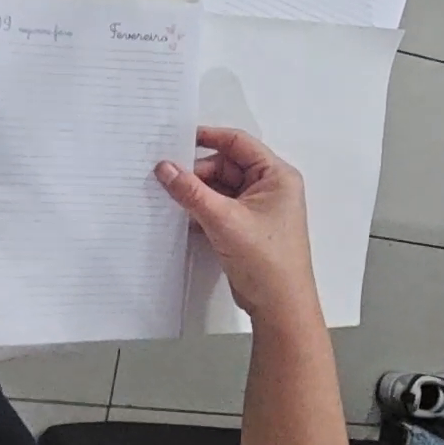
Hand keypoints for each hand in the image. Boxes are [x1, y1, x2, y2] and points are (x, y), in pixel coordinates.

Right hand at [155, 127, 319, 322]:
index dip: (208, 137)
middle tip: (165, 176)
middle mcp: (269, 187)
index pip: (238, 144)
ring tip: (167, 194)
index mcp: (276, 176)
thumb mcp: (223, 220)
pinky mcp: (245, 227)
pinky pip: (218, 206)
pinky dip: (200, 208)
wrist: (280, 307)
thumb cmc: (265, 260)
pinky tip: (179, 213)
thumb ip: (191, 191)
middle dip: (196, 171)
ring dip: (196, 191)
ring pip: (219, 187)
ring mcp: (257, 208)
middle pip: (225, 165)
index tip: (176, 139)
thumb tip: (163, 167)